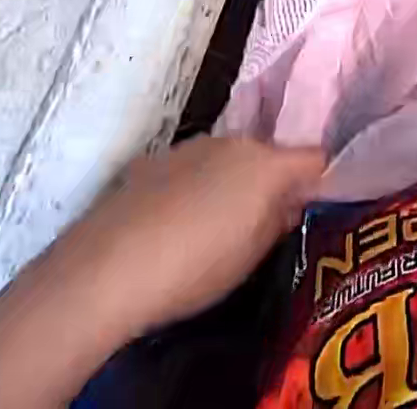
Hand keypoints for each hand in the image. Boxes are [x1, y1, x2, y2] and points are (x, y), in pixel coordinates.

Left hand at [40, 135, 329, 339]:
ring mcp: (189, 147)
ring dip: (227, 180)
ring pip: (225, 159)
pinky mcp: (147, 162)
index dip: (319, 179)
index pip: (316, 158)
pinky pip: (185, 169)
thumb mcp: (253, 255)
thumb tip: (287, 205)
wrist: (97, 275)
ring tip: (206, 222)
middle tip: (258, 218)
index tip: (310, 202)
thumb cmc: (193, 267)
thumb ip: (279, 220)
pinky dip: (187, 187)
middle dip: (269, 179)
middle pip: (268, 154)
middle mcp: (235, 142)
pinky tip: (166, 222)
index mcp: (270, 162)